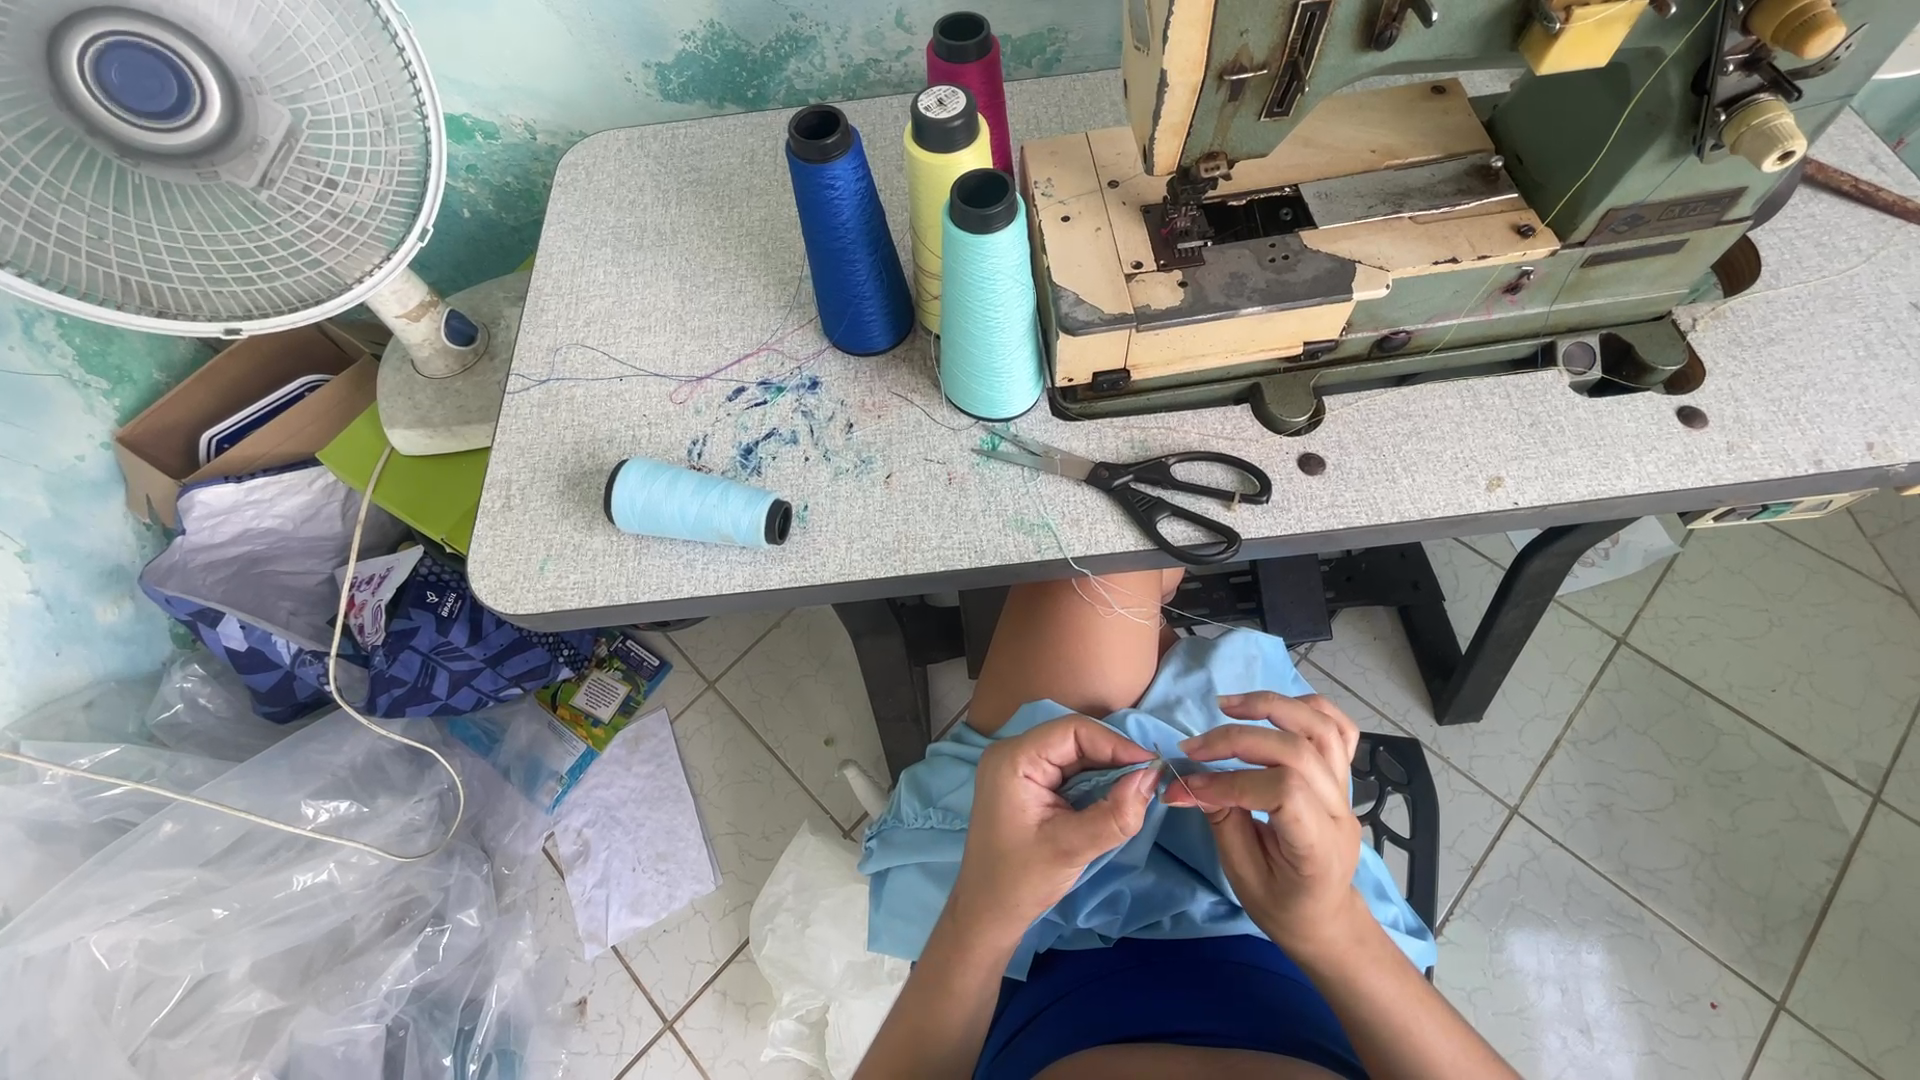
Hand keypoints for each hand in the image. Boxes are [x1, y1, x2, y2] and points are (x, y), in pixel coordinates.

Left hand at [950, 714, 1157, 936]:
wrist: (987, 912)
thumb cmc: (1021, 880)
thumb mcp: (1073, 848)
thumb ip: (1115, 813)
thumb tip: (1152, 778)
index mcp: (1014, 758)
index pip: (1073, 730)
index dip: (1115, 743)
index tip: (1151, 766)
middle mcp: (1013, 752)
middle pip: (1074, 738)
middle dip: (1113, 757)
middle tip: (1150, 778)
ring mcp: (1018, 766)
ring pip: (1074, 753)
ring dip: (1106, 769)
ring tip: (1138, 787)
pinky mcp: (1026, 783)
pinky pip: (1067, 769)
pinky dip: (1093, 781)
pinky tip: (1114, 795)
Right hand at [1161, 692, 1365, 953]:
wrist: (1324, 916)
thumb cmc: (1281, 904)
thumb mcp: (1242, 873)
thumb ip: (1220, 819)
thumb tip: (1186, 782)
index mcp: (1317, 846)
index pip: (1283, 791)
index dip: (1230, 781)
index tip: (1188, 787)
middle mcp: (1339, 810)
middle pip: (1296, 751)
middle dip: (1237, 740)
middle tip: (1193, 748)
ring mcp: (1346, 790)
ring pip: (1321, 728)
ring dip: (1271, 707)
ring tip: (1226, 706)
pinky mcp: (1342, 777)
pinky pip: (1339, 729)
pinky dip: (1307, 707)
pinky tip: (1270, 708)